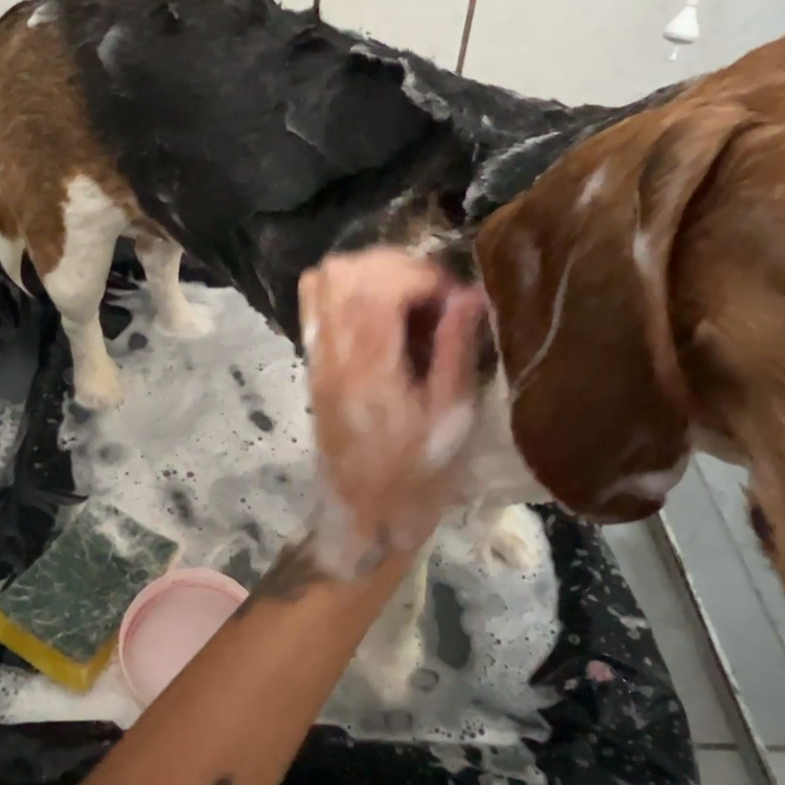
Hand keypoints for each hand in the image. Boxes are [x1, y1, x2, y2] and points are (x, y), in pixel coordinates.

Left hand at [298, 247, 490, 577]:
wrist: (364, 517)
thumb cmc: (418, 478)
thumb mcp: (452, 419)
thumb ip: (457, 351)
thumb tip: (470, 293)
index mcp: (368, 372)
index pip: (375, 291)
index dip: (420, 276)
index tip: (455, 295)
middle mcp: (332, 355)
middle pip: (344, 273)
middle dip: (398, 267)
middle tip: (435, 296)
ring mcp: (317, 355)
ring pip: (326, 279)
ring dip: (374, 272)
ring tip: (412, 299)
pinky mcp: (314, 359)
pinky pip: (318, 299)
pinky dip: (350, 286)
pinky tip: (384, 308)